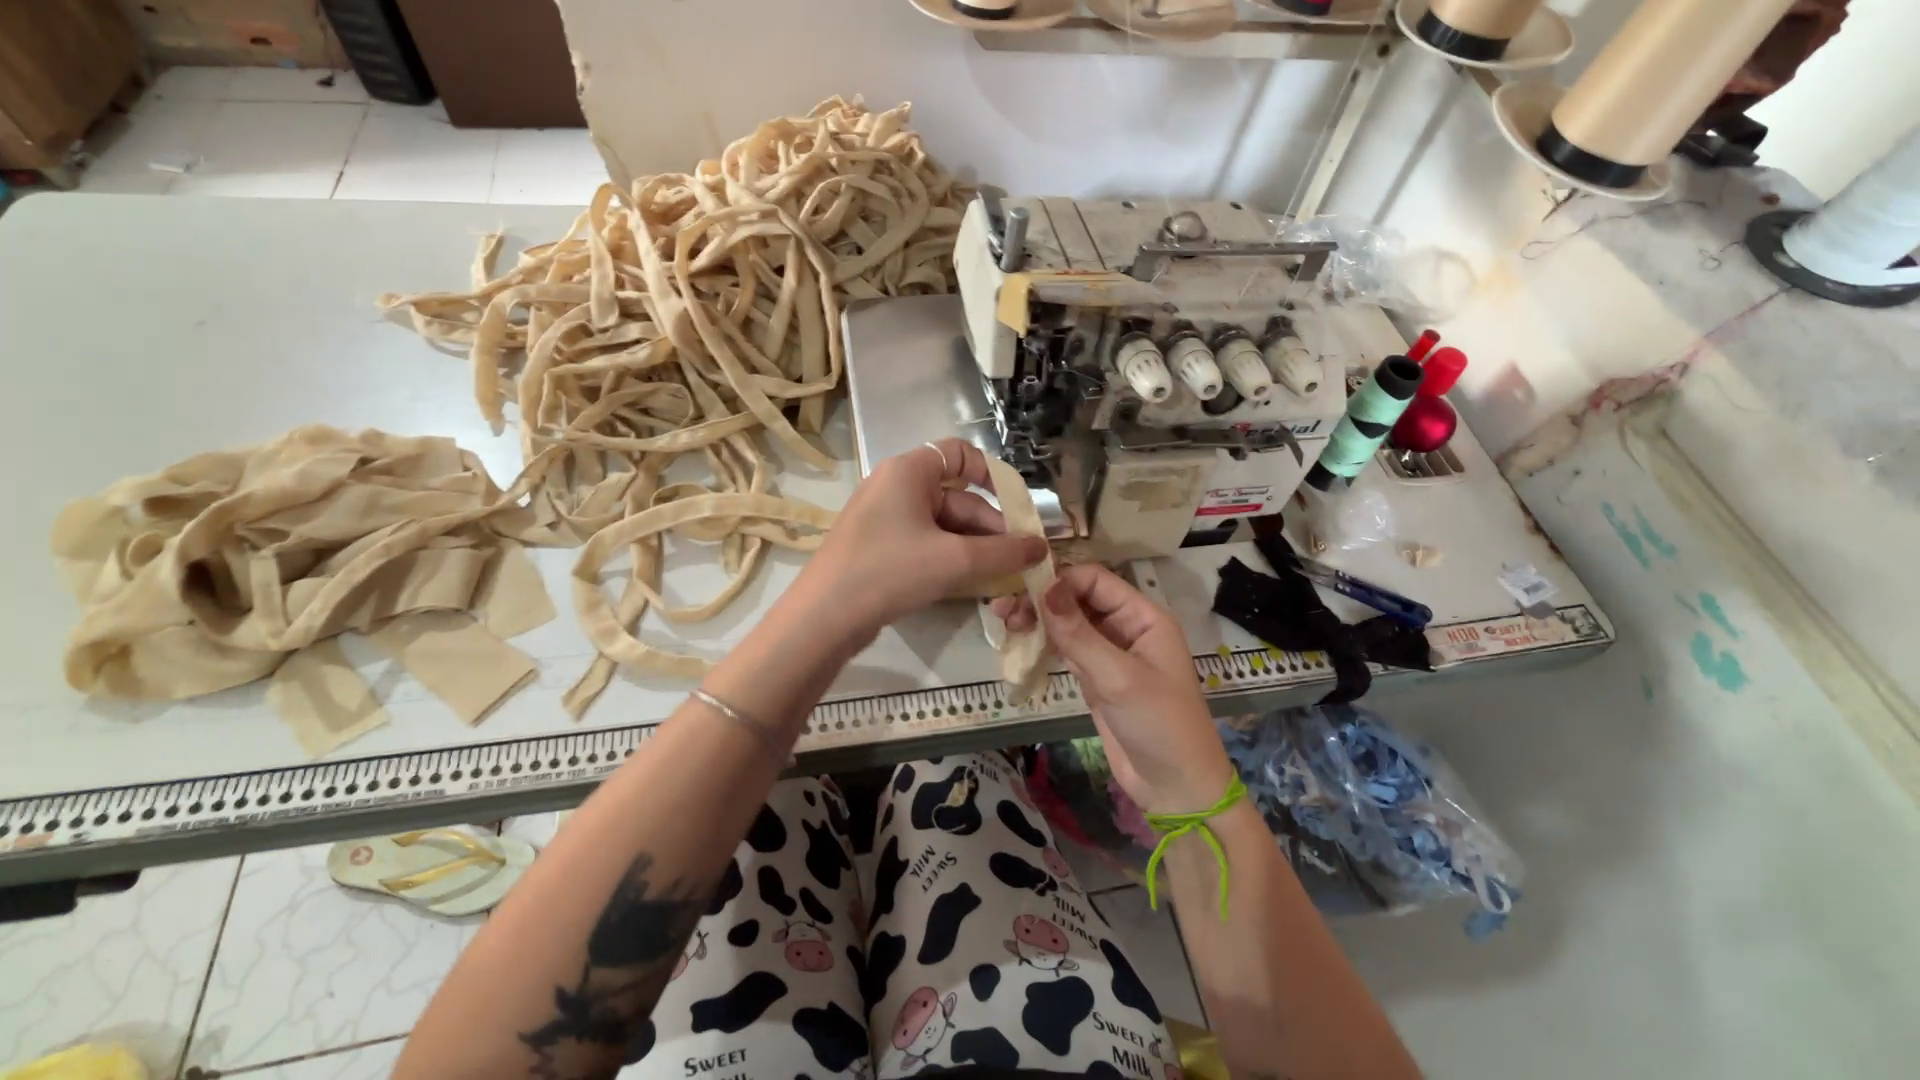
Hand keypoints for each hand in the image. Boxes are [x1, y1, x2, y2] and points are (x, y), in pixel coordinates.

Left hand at [798, 438, 1046, 637]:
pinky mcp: (877, 548)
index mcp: (909, 471)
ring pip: (942, 525)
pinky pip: (924, 544)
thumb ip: (1004, 552)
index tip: (1016, 507)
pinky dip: (949, 559)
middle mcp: (894, 486)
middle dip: (990, 528)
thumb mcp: (956, 561)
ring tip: (1000, 578)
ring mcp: (883, 519)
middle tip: (1019, 561)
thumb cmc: (890, 572)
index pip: (959, 453)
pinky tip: (970, 585)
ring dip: (973, 549)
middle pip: (956, 497)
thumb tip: (1041, 548)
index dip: (992, 474)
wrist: (825, 617)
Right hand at [993, 565, 1233, 813]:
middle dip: (1042, 600)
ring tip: (1003, 622)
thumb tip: (1044, 587)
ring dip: (1038, 621)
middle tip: (1001, 608)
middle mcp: (1127, 629)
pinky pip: (1067, 651)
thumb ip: (1078, 633)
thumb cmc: (1158, 724)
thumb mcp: (1118, 677)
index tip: (1020, 588)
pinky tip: (1019, 641)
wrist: (1176, 787)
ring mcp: (1110, 655)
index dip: (1059, 580)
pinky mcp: (1097, 680)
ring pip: (1069, 625)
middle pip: (1079, 600)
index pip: (1095, 581)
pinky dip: (1044, 645)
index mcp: (1144, 618)